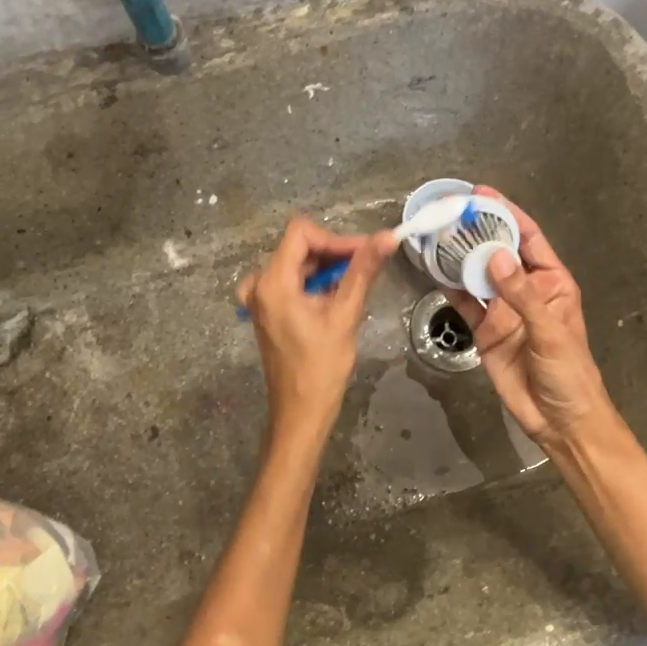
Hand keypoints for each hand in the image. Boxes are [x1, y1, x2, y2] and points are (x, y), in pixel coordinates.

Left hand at [238, 217, 398, 438]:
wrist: (300, 412)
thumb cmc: (322, 367)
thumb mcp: (344, 315)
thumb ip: (363, 271)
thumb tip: (387, 237)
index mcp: (272, 282)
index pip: (302, 233)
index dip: (337, 238)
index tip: (365, 252)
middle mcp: (259, 284)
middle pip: (299, 247)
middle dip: (335, 253)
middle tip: (368, 266)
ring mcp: (260, 298)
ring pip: (298, 264)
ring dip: (328, 269)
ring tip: (356, 285)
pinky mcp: (267, 311)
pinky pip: (292, 282)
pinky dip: (315, 283)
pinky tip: (337, 299)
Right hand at [447, 188, 613, 449]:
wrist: (559, 420)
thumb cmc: (569, 372)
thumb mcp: (549, 330)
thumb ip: (520, 294)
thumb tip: (493, 256)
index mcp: (551, 282)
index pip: (528, 238)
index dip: (506, 214)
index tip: (482, 195)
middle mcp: (526, 289)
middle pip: (498, 252)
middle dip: (476, 230)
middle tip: (448, 210)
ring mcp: (503, 309)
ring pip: (477, 275)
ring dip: (459, 256)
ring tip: (434, 234)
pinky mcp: (485, 330)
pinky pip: (466, 303)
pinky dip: (450, 287)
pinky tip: (433, 270)